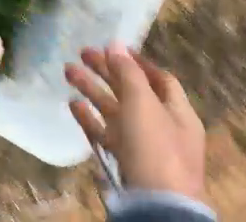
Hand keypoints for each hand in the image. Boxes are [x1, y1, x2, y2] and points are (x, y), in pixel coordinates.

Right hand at [66, 45, 205, 198]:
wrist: (157, 204)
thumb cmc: (156, 146)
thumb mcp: (142, 103)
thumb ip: (128, 73)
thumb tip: (115, 43)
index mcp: (178, 112)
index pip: (160, 79)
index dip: (136, 61)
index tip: (110, 45)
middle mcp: (163, 126)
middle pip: (133, 92)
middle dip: (108, 71)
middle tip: (82, 53)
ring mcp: (144, 145)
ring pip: (115, 110)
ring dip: (92, 89)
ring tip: (67, 71)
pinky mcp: (126, 159)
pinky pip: (106, 132)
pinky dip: (90, 117)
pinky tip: (72, 104)